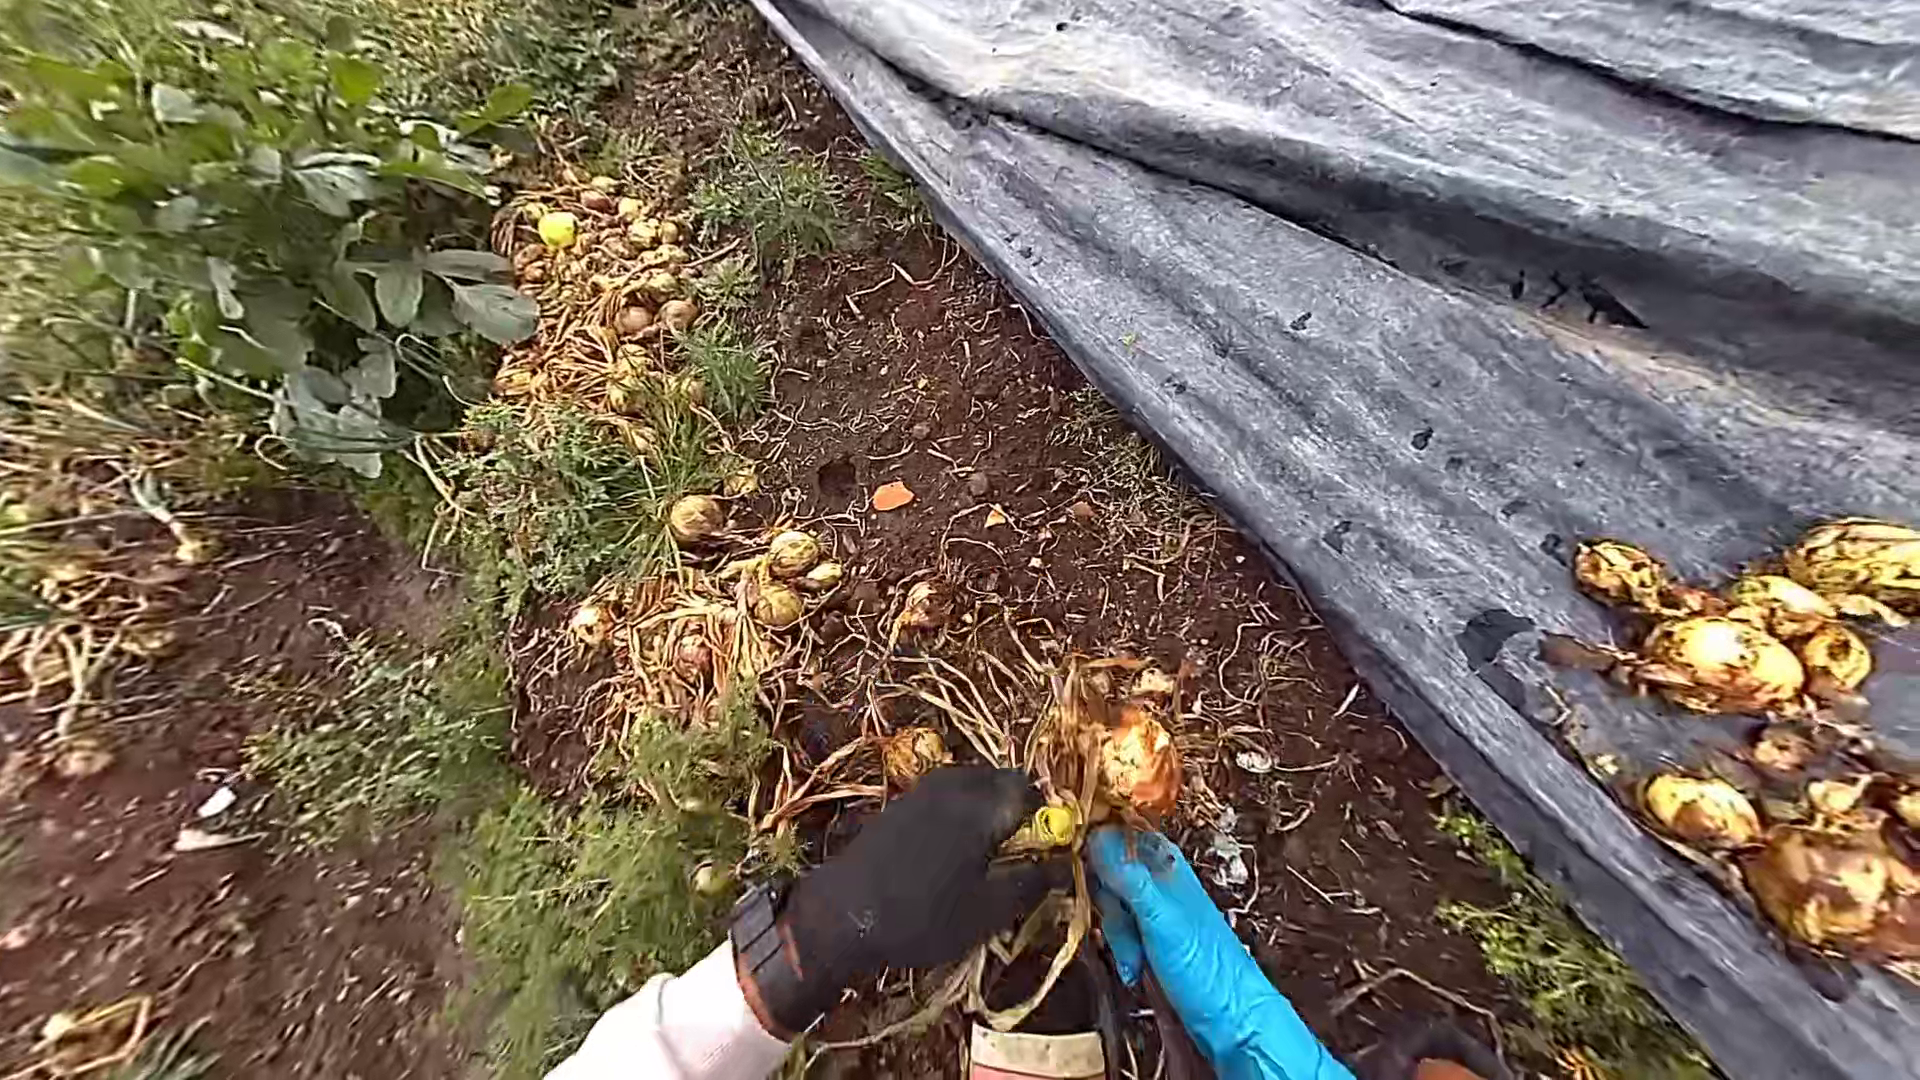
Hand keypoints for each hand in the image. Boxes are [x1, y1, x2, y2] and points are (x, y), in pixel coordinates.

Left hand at [781, 766, 1064, 1000]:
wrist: (844, 911)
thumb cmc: (923, 915)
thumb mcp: (987, 911)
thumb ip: (1032, 882)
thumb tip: (1066, 865)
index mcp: (981, 803)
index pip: (1029, 789)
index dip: (1043, 815)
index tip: (1041, 848)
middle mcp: (956, 781)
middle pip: (1002, 780)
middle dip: (1017, 808)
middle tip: (1014, 852)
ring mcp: (928, 784)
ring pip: (976, 783)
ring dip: (990, 807)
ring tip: (984, 852)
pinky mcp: (908, 796)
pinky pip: (951, 790)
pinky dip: (964, 808)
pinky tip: (952, 847)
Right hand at [1088, 827, 1355, 1079]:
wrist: (1229, 1025)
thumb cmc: (1205, 965)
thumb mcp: (1159, 914)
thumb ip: (1125, 874)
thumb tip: (1093, 836)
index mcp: (1161, 857)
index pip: (1114, 831)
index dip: (1096, 846)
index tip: (1088, 867)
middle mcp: (1152, 876)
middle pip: (1103, 868)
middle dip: (1105, 899)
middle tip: (1121, 921)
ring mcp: (1147, 906)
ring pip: (1106, 900)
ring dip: (1114, 930)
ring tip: (1135, 956)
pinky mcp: (1143, 935)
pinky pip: (1114, 928)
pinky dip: (1119, 948)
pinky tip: (1134, 967)